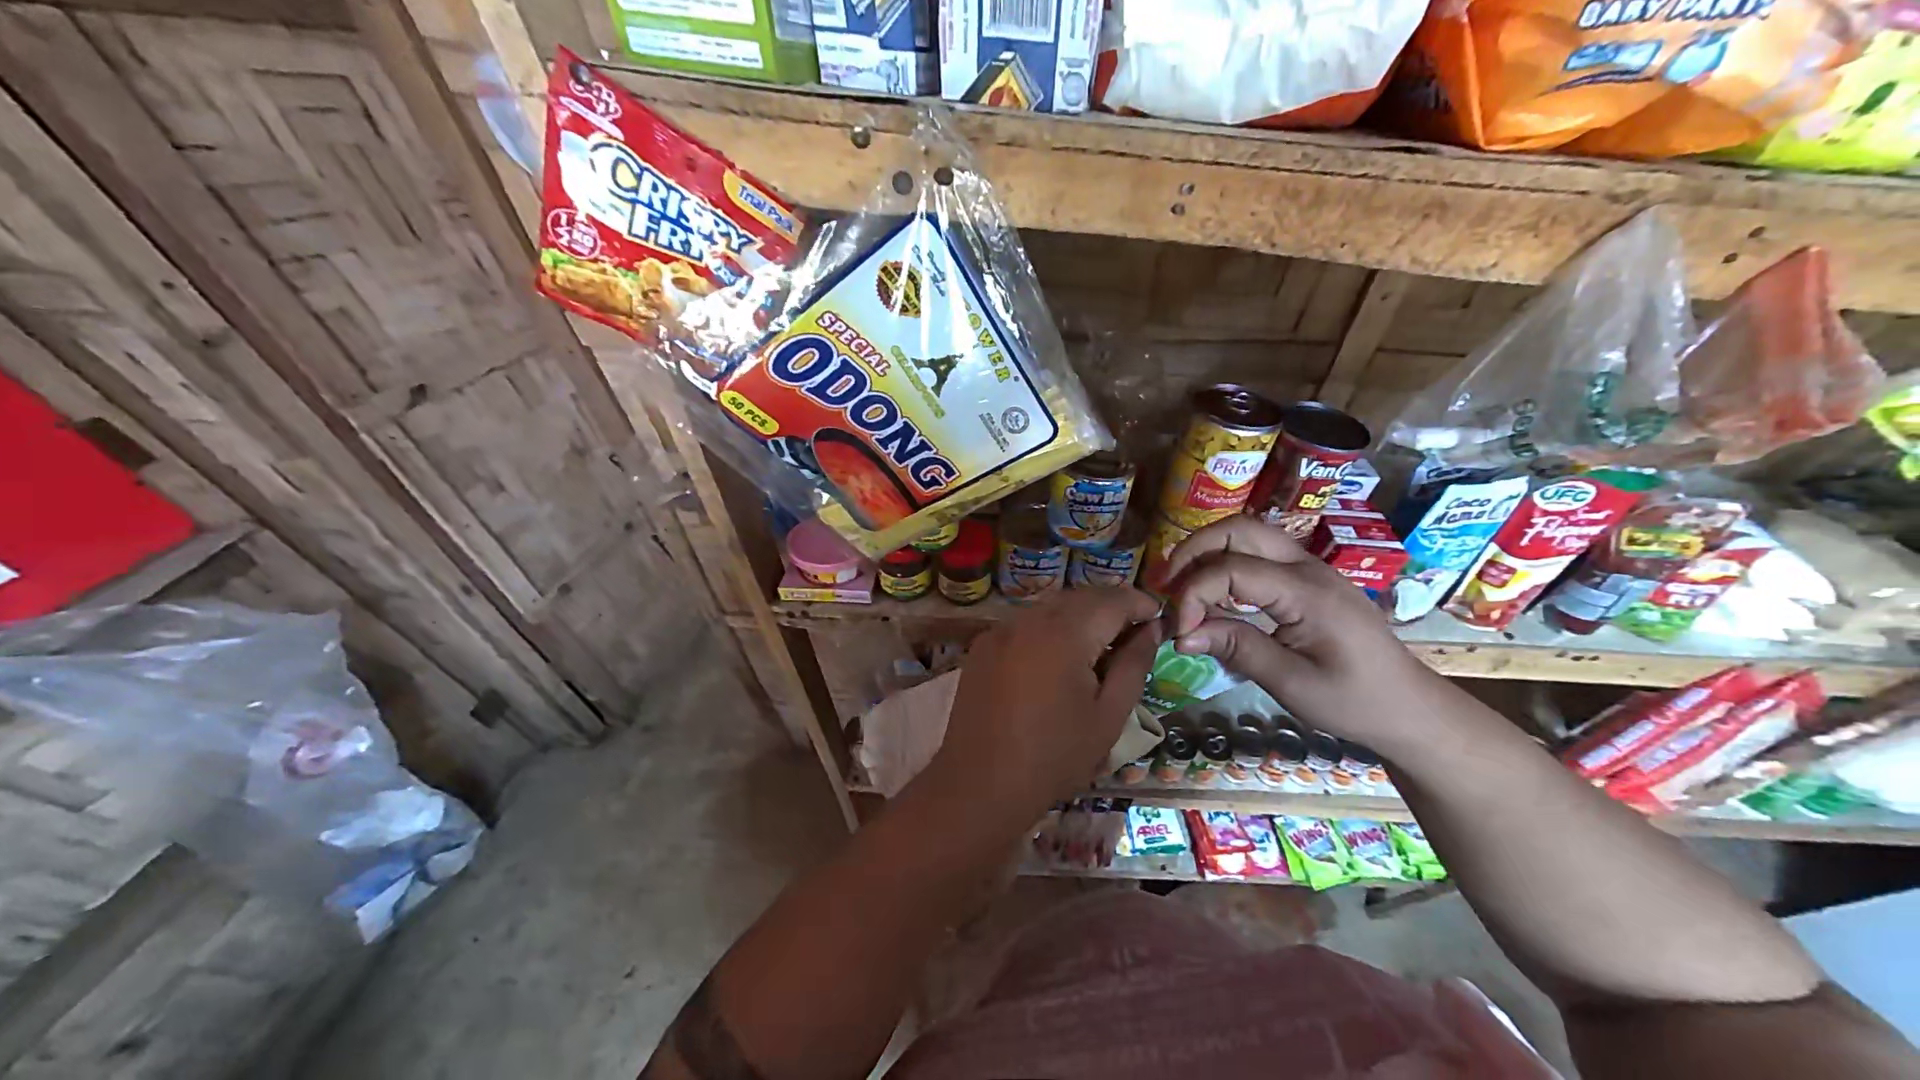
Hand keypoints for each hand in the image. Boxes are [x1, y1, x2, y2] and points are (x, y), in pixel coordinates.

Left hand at [931, 587, 1161, 819]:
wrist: (980, 784)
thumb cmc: (1055, 756)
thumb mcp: (1109, 715)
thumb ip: (1133, 664)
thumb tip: (1150, 630)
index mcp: (1065, 633)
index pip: (1113, 599)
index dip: (1142, 604)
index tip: (1161, 619)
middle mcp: (1029, 619)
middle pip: (1080, 597)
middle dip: (1112, 608)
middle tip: (1136, 635)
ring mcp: (1000, 630)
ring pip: (1051, 608)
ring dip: (1081, 617)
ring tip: (1101, 649)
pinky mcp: (982, 647)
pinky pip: (1026, 625)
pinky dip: (1050, 630)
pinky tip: (1060, 661)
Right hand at [1160, 516, 1445, 747]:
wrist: (1410, 707)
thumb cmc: (1355, 701)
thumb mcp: (1292, 684)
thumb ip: (1237, 649)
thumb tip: (1183, 634)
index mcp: (1306, 592)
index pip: (1230, 569)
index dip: (1193, 595)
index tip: (1180, 633)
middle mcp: (1307, 567)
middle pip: (1237, 529)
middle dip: (1192, 551)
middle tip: (1166, 586)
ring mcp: (1309, 569)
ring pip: (1247, 534)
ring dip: (1207, 554)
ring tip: (1181, 588)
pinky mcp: (1307, 580)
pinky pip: (1258, 554)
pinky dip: (1225, 564)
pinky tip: (1213, 596)